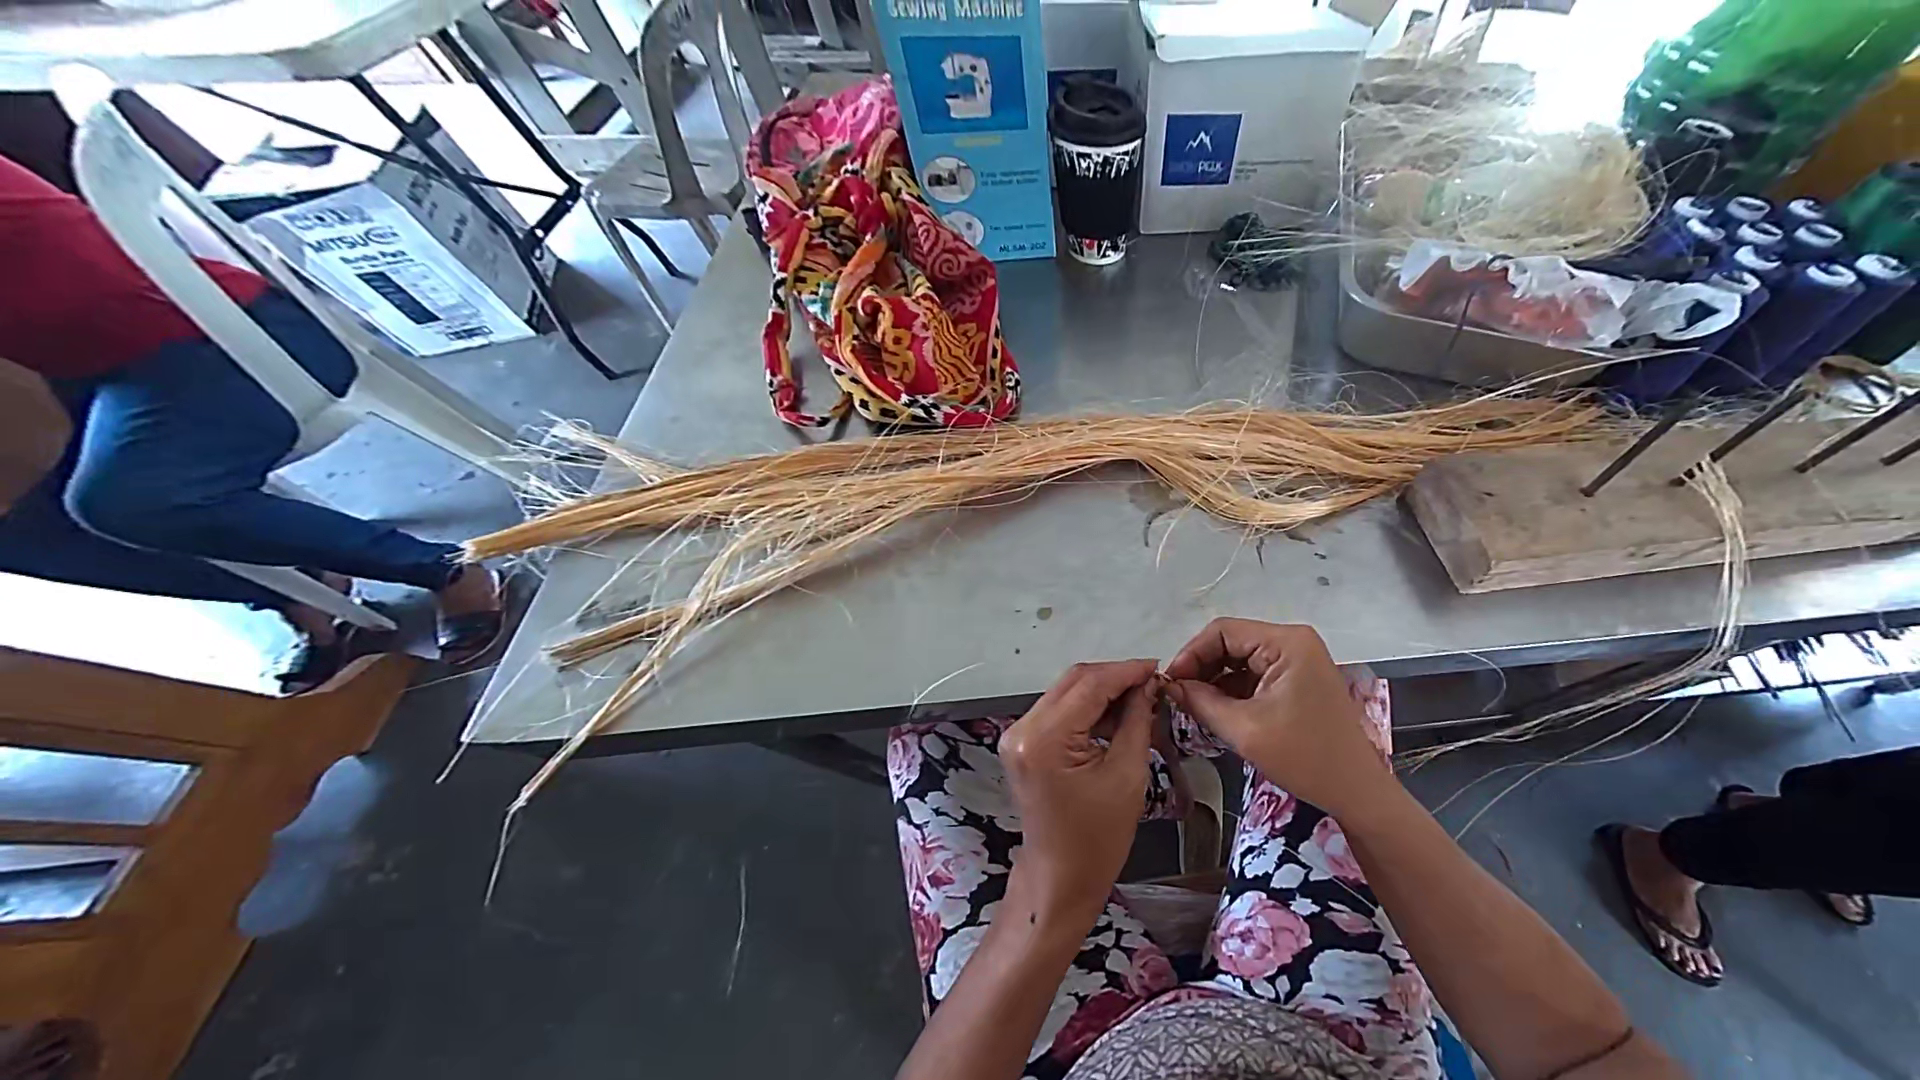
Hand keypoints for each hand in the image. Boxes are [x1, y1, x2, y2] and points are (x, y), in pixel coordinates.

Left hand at [999, 659, 1159, 928]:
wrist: (1061, 876)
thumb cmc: (1099, 837)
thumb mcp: (1127, 775)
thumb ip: (1136, 720)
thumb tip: (1147, 685)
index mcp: (1044, 739)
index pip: (1088, 684)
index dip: (1126, 671)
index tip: (1157, 667)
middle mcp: (1022, 729)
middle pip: (1072, 682)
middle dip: (1113, 678)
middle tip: (1151, 683)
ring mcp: (1016, 734)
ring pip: (1065, 692)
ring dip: (1100, 691)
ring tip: (1139, 700)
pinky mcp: (1021, 742)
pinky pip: (1057, 710)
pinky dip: (1085, 708)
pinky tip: (1113, 715)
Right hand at [1163, 619, 1392, 818]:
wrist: (1357, 792)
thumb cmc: (1305, 757)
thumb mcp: (1243, 729)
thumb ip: (1199, 701)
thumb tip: (1169, 685)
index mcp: (1287, 643)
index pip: (1222, 631)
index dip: (1191, 654)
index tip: (1170, 682)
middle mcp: (1293, 642)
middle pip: (1230, 642)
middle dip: (1201, 667)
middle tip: (1177, 695)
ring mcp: (1297, 660)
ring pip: (1238, 659)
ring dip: (1213, 679)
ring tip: (1192, 704)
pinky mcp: (1296, 679)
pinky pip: (1252, 674)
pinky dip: (1230, 689)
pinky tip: (1215, 709)